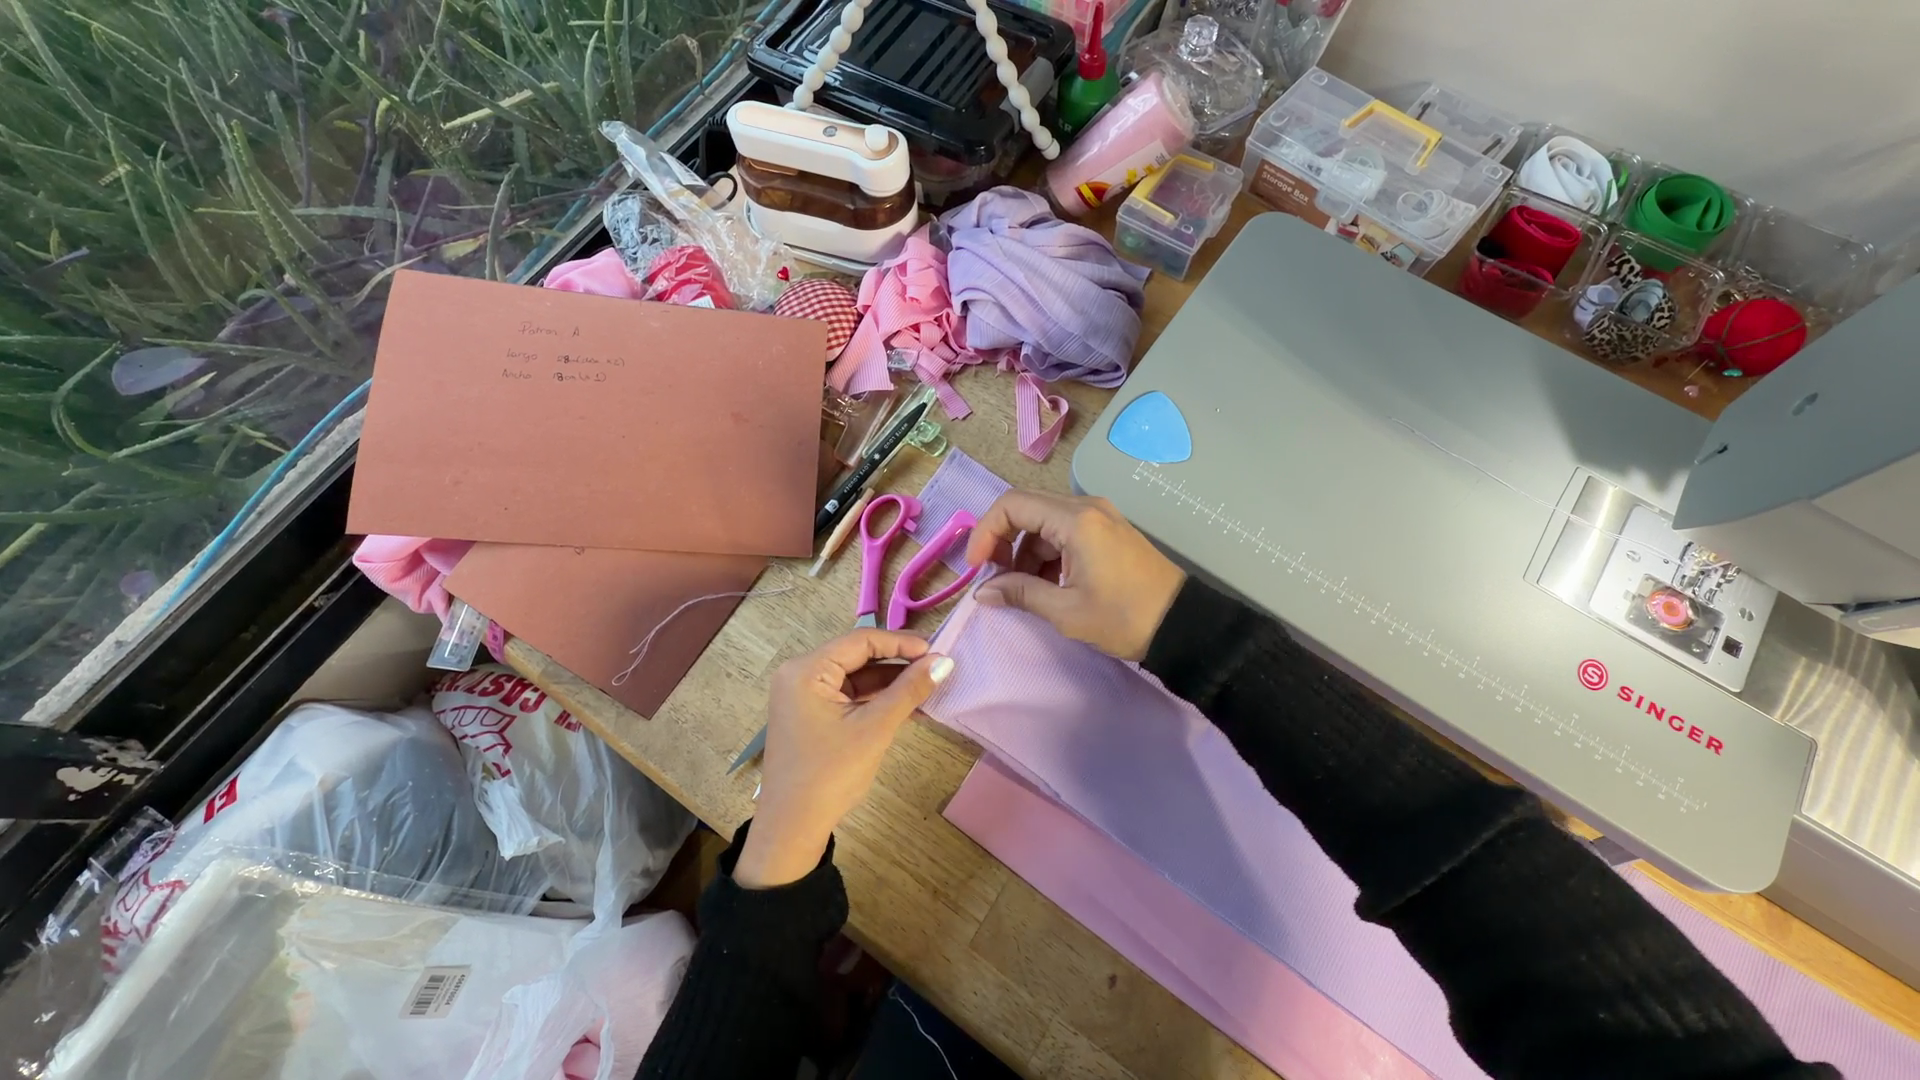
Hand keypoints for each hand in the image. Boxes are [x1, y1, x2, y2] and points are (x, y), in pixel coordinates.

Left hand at [734, 629, 953, 888]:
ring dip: (891, 684)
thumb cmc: (831, 773)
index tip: (937, 652)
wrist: (793, 827)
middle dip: (899, 664)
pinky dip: (877, 700)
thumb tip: (944, 661)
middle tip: (938, 670)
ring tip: (930, 689)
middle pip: (858, 656)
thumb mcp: (875, 728)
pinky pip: (850, 696)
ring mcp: (804, 695)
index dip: (901, 643)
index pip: (861, 640)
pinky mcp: (812, 715)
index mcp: (806, 669)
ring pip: (857, 677)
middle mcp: (800, 674)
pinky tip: (910, 708)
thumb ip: (909, 690)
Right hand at [963, 490, 1184, 661]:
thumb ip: (1020, 593)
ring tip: (1021, 588)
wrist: (1184, 624)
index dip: (985, 532)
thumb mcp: (1066, 611)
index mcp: (1075, 520)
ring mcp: (1099, 516)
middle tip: (994, 577)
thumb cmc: (1124, 618)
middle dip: (1002, 540)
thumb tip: (983, 592)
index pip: (1012, 505)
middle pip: (1026, 508)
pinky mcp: (1107, 530)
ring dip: (1024, 550)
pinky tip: (1046, 584)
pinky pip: (1063, 531)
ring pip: (1043, 521)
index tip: (976, 567)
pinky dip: (1046, 553)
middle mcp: (1086, 507)